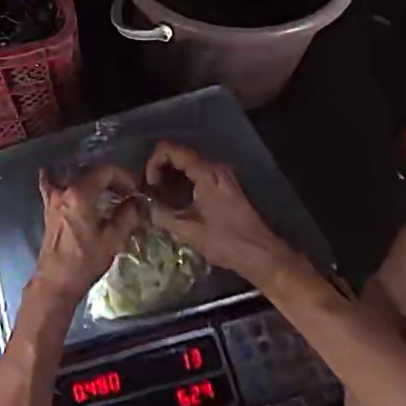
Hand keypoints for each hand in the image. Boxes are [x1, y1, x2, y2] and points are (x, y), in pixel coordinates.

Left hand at [33, 163, 141, 304]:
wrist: (56, 280)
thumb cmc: (84, 261)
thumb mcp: (112, 239)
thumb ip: (127, 216)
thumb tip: (138, 202)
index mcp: (79, 194)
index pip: (105, 171)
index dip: (123, 176)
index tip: (134, 190)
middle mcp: (63, 190)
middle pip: (90, 170)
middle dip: (111, 178)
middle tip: (126, 192)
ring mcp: (53, 197)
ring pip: (74, 175)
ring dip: (92, 178)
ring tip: (106, 190)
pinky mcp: (48, 207)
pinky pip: (50, 184)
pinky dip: (55, 177)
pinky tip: (57, 173)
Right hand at [142, 140, 290, 273]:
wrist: (262, 255)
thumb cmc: (226, 241)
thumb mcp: (189, 231)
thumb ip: (162, 215)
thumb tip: (144, 208)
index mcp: (206, 173)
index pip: (170, 150)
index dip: (153, 162)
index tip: (150, 185)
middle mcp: (215, 168)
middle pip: (179, 155)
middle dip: (161, 170)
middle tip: (152, 192)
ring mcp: (222, 176)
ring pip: (188, 165)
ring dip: (171, 176)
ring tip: (162, 198)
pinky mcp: (226, 186)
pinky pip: (198, 174)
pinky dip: (184, 182)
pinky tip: (178, 201)